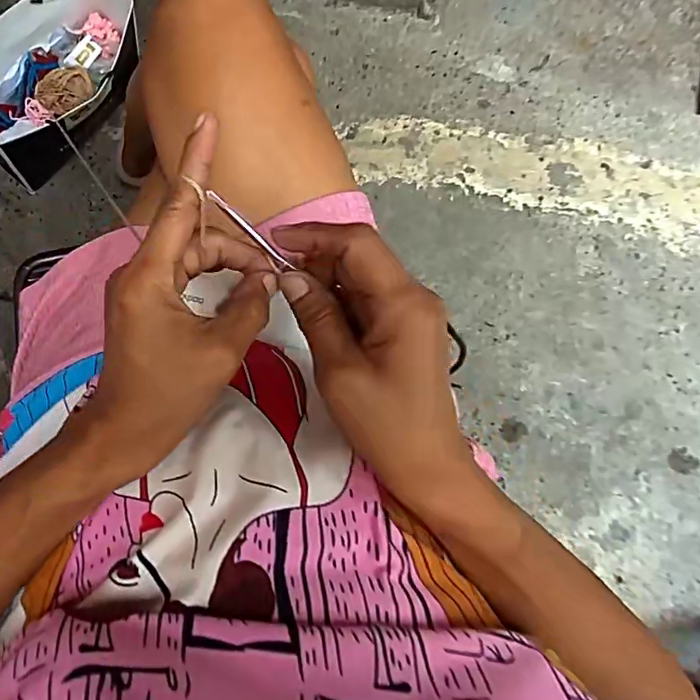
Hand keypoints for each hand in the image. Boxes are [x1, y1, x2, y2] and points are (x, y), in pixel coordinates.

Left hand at [71, 114, 275, 489]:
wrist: (122, 431)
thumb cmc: (167, 395)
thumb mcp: (219, 349)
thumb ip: (248, 305)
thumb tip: (266, 277)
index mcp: (149, 275)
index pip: (180, 205)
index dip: (196, 160)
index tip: (206, 121)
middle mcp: (137, 271)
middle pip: (193, 235)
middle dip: (235, 246)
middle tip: (274, 272)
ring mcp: (135, 286)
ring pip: (189, 255)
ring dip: (225, 264)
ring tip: (261, 285)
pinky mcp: (139, 302)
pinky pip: (179, 275)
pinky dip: (208, 278)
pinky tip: (236, 292)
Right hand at [270, 223, 475, 498]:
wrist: (427, 465)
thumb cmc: (383, 423)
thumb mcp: (338, 369)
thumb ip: (315, 314)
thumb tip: (289, 275)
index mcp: (403, 302)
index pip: (358, 244)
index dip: (313, 234)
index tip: (272, 241)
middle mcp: (413, 296)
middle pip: (360, 254)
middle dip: (315, 256)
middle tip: (275, 275)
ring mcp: (411, 310)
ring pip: (360, 273)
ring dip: (323, 276)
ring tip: (289, 294)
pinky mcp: (403, 325)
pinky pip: (365, 295)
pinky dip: (336, 296)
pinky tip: (312, 310)